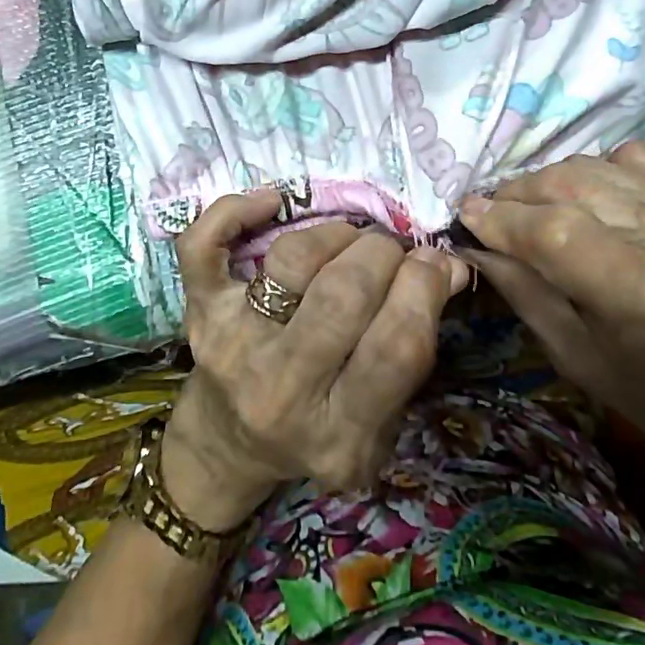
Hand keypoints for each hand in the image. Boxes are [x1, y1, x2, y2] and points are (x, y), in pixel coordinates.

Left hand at [160, 191, 469, 530]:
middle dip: (382, 254)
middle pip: (343, 294)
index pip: (395, 347)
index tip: (435, 261)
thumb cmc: (314, 432)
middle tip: (391, 249)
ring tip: (350, 239)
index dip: (424, 289)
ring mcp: (231, 345)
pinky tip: (273, 202)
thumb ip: (412, 351)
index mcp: (338, 433)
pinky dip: (234, 211)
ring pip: (290, 260)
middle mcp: (279, 389)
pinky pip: (203, 246)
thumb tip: (446, 264)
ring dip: (334, 233)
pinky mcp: (197, 314)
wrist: (229, 443)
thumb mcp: (377, 423)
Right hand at [458, 142, 644, 475]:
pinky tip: (595, 203)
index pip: (557, 233)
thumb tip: (471, 234)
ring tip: (536, 208)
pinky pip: (633, 157)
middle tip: (494, 212)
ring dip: (550, 183)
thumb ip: (520, 287)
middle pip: (573, 186)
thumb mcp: (572, 355)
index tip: (467, 214)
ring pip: (596, 166)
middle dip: (518, 195)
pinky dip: (597, 174)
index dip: (503, 217)